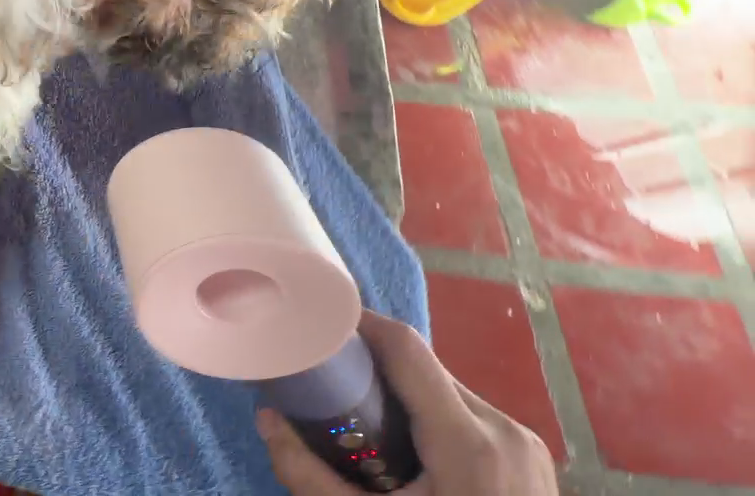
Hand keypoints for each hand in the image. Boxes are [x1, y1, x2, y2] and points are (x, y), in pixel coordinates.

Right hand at [257, 311, 556, 494]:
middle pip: (419, 365)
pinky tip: (404, 444)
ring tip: (361, 416)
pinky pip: (464, 410)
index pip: (404, 345)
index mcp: (468, 442)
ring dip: (397, 389)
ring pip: (442, 386)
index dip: (355, 321)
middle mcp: (502, 429)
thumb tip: (266, 419)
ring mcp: (524, 443)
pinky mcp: (530, 457)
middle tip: (325, 381)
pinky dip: (425, 412)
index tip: (312, 324)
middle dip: (368, 364)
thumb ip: (310, 476)